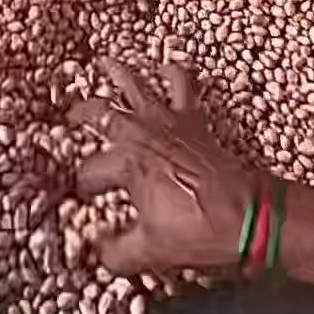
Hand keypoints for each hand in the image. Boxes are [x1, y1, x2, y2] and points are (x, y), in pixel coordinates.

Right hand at [66, 59, 256, 274]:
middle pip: (101, 112)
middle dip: (82, 111)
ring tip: (106, 61)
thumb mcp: (150, 250)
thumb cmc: (196, 227)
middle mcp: (141, 132)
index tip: (82, 193)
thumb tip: (99, 252)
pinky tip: (167, 68)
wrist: (243, 211)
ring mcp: (166, 119)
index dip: (84, 185)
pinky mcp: (190, 116)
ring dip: (118, 72)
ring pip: (135, 83)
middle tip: (71, 112)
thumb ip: (116, 252)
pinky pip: (181, 84)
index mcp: (127, 162)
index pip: (91, 171)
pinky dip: (173, 73)